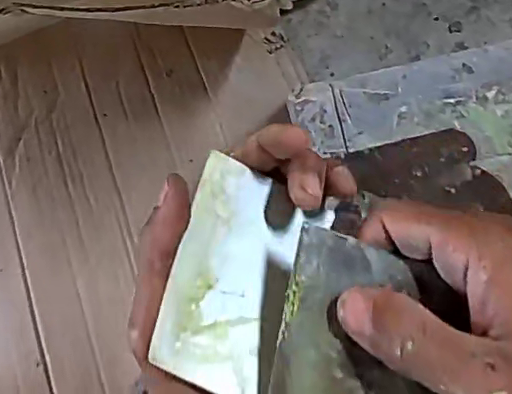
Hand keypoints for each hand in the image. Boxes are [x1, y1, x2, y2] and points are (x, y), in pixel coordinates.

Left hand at [128, 124, 358, 390]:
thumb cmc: (192, 383)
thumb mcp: (157, 327)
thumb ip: (158, 262)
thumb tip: (175, 184)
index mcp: (221, 233)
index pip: (243, 170)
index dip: (268, 145)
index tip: (295, 142)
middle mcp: (260, 233)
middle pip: (283, 172)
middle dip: (303, 161)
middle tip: (314, 188)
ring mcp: (296, 254)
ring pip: (316, 191)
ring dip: (329, 177)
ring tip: (337, 194)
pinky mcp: (327, 281)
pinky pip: (343, 233)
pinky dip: (352, 210)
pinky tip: (354, 210)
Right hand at [337, 201, 511, 393]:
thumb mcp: (484, 382)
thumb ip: (411, 339)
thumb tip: (345, 300)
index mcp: (479, 241)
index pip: (393, 219)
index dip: (360, 254)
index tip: (339, 305)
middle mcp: (491, 242)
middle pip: (412, 245)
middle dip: (384, 287)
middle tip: (361, 343)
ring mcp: (509, 271)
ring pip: (436, 276)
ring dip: (411, 313)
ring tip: (392, 360)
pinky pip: (464, 298)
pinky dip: (442, 325)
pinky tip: (438, 366)